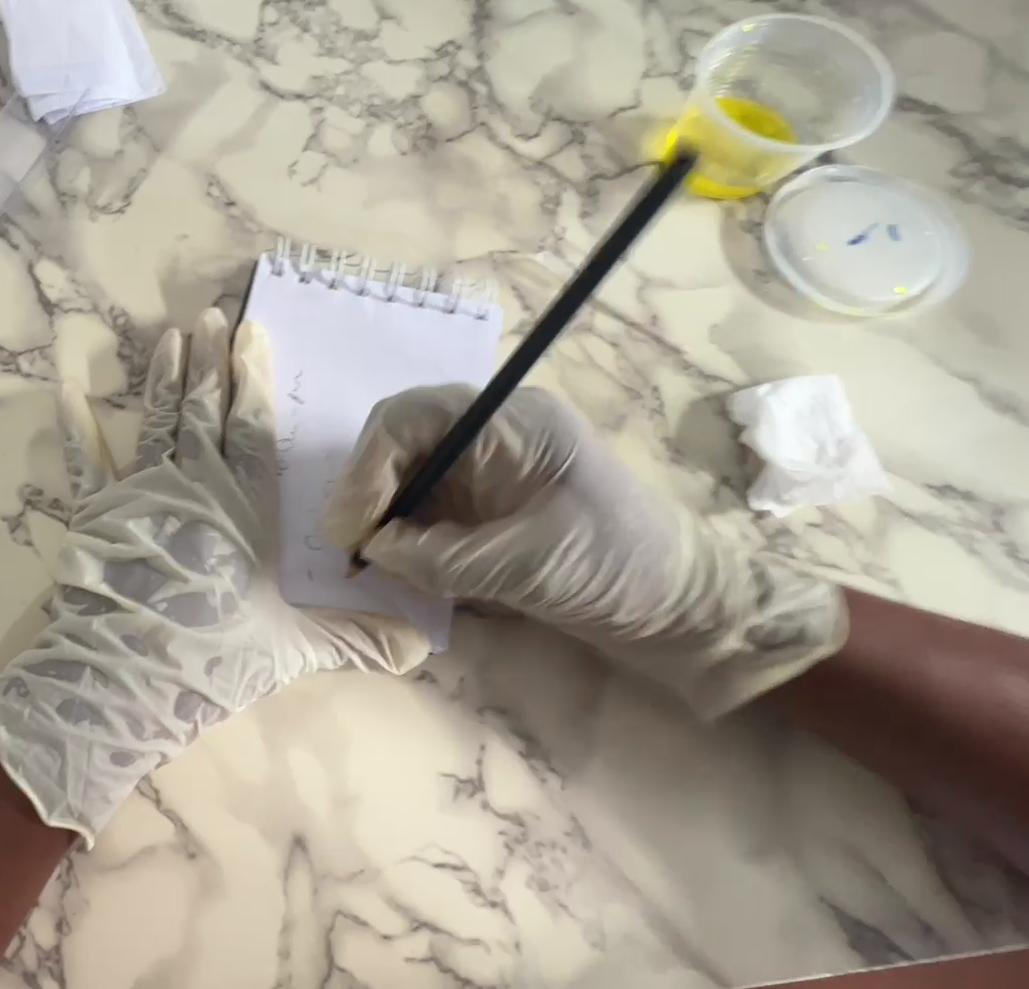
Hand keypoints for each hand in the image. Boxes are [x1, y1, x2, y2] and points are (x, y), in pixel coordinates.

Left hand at [0, 309, 431, 844]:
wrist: (126, 674)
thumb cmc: (211, 654)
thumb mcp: (292, 646)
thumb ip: (354, 637)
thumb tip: (422, 647)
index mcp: (240, 507)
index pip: (250, 429)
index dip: (252, 380)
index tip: (251, 335)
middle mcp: (191, 484)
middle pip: (202, 411)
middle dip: (210, 362)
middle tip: (210, 316)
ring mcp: (138, 492)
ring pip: (154, 421)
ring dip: (162, 376)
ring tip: (168, 336)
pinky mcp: (95, 511)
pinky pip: (84, 460)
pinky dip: (76, 425)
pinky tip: (67, 388)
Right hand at [322, 385, 846, 717]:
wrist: (680, 609)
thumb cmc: (621, 570)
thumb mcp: (529, 564)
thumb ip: (442, 556)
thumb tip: (374, 549)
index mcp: (511, 424)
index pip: (411, 419)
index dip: (368, 467)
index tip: (353, 526)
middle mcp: (488, 434)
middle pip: (397, 439)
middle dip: (364, 487)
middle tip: (348, 542)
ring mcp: (482, 467)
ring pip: (401, 471)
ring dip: (376, 509)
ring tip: (365, 554)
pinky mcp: (479, 502)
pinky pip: (419, 503)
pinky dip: (396, 529)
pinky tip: (393, 559)